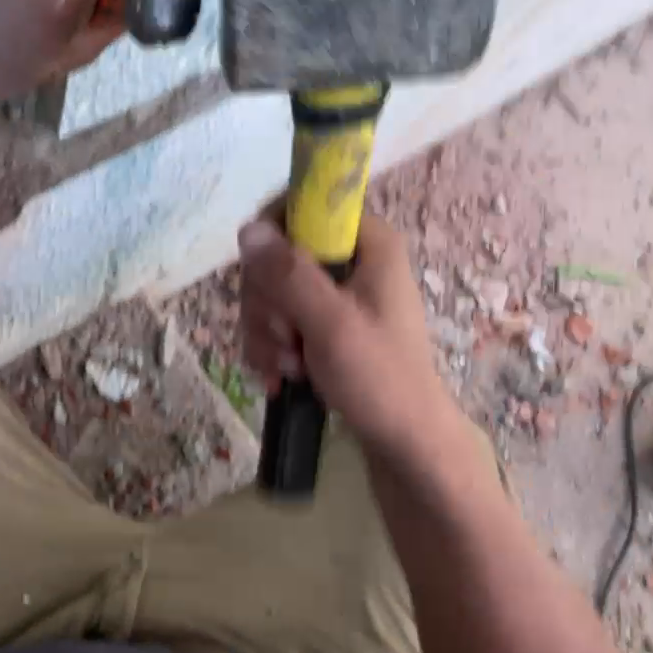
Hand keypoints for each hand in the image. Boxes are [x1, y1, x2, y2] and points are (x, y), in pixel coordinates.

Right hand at [237, 215, 454, 449]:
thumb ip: (290, 275)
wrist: (404, 445)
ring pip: (269, 291)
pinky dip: (270, 348)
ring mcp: (334, 294)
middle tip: (287, 340)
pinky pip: (275, 320)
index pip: (300, 208)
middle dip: (268, 304)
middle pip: (275, 254)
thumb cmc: (380, 380)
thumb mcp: (331, 325)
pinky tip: (280, 377)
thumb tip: (247, 228)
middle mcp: (350, 259)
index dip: (270, 240)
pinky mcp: (321, 324)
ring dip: (266, 333)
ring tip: (287, 369)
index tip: (264, 280)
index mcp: (367, 242)